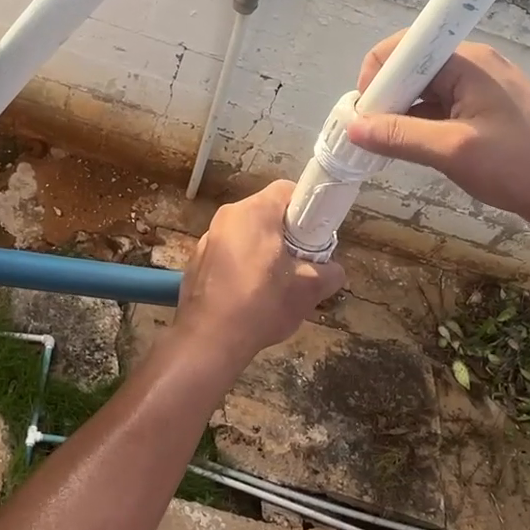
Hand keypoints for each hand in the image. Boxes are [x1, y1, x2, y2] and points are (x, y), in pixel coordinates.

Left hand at [172, 181, 345, 370]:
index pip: (287, 190)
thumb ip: (330, 272)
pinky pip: (228, 253)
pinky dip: (242, 265)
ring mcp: (208, 238)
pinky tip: (249, 295)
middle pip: (266, 212)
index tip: (314, 234)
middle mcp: (227, 217)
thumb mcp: (309, 290)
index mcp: (253, 212)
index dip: (306, 208)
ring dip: (264, 251)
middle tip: (300, 262)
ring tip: (275, 284)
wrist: (209, 340)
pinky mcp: (196, 260)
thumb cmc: (261, 305)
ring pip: (247, 234)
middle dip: (287, 233)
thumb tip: (333, 270)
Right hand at [346, 31, 529, 236]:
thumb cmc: (520, 166)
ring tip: (391, 148)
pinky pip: (441, 106)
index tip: (366, 117)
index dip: (376, 77)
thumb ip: (399, 135)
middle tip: (375, 138)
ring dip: (403, 114)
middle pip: (411, 68)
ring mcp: (482, 85)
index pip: (402, 48)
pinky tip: (414, 149)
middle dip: (386, 99)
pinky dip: (421, 124)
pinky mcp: (488, 107)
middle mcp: (473, 64)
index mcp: (467, 61)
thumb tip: (353, 126)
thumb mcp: (453, 152)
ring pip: (425, 90)